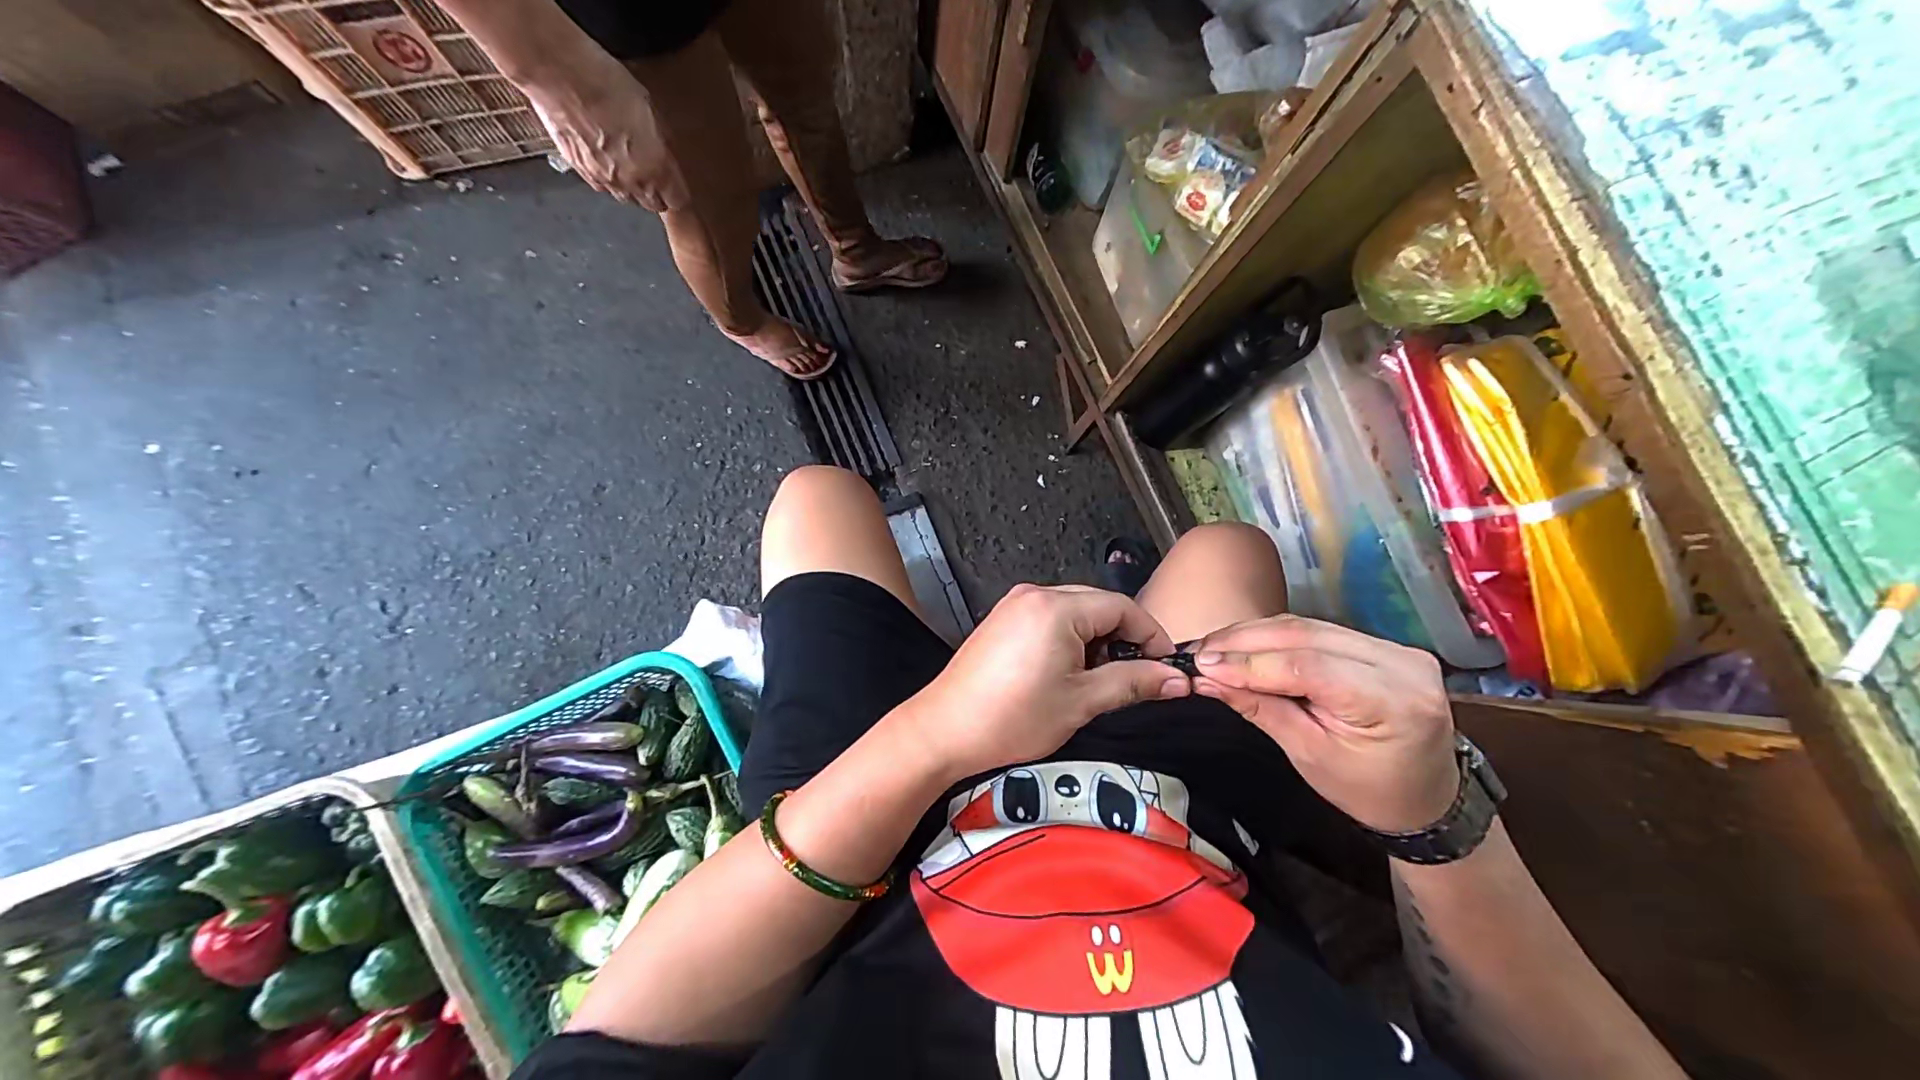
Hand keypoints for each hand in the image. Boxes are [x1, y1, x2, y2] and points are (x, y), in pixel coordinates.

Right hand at [528, 75, 688, 211]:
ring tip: (628, 166)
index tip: (676, 184)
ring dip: (632, 188)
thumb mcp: (650, 109)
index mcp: (657, 168)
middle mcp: (633, 182)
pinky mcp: (581, 172)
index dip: (677, 192)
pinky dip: (607, 178)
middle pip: (652, 204)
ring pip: (627, 198)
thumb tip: (668, 154)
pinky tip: (603, 159)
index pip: (677, 200)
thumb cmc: (607, 84)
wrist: (558, 74)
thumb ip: (662, 140)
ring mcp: (606, 180)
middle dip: (657, 194)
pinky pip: (601, 185)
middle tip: (654, 176)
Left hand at [906, 585, 1190, 781]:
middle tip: (1135, 677)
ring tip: (1097, 682)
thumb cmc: (1007, 718)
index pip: (1123, 607)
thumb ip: (1133, 683)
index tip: (1165, 665)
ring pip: (1076, 613)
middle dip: (1124, 640)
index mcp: (1056, 608)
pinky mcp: (1003, 621)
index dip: (1151, 636)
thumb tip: (1174, 679)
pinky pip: (1050, 619)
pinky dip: (1070, 641)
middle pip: (1100, 605)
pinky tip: (1069, 674)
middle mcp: (1034, 596)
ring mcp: (1015, 606)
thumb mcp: (1082, 702)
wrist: (945, 731)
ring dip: (1097, 642)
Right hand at [1190, 616, 1457, 832]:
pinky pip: (1320, 630)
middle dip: (1245, 640)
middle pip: (1307, 635)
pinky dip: (1277, 636)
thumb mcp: (1308, 755)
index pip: (1308, 665)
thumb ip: (1260, 709)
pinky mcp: (1385, 644)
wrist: (1426, 798)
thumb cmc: (1368, 789)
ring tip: (1213, 646)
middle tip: (1199, 651)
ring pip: (1309, 626)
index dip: (1249, 662)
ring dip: (1255, 634)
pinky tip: (1244, 643)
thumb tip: (1208, 678)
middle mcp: (1402, 663)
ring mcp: (1397, 648)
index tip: (1202, 664)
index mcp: (1393, 701)